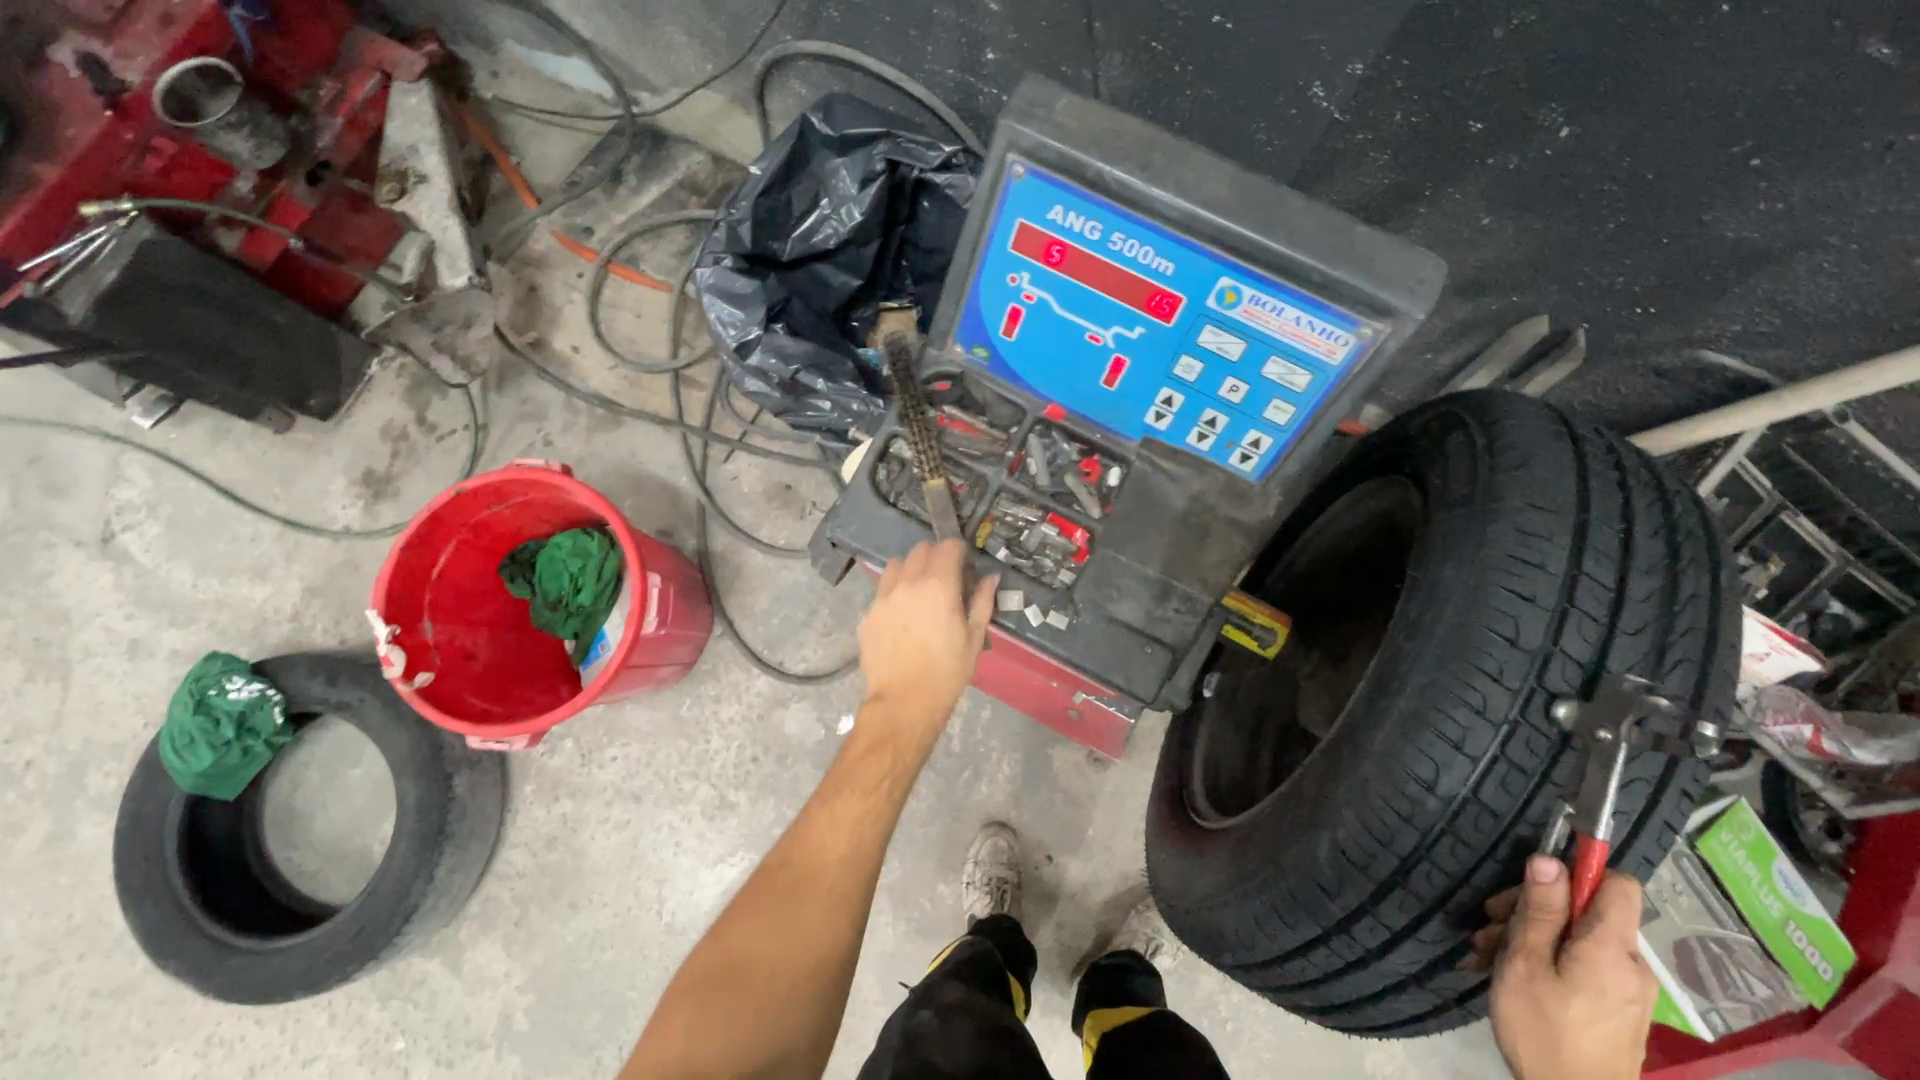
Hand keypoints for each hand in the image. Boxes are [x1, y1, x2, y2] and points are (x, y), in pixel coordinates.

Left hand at [858, 541, 997, 739]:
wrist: (904, 702)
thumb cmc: (947, 673)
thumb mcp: (974, 638)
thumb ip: (982, 602)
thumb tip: (991, 578)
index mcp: (938, 586)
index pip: (948, 546)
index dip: (959, 552)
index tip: (964, 567)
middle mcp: (907, 583)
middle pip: (921, 549)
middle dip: (936, 557)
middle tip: (945, 579)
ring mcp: (882, 597)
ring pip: (896, 565)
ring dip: (911, 569)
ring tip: (919, 592)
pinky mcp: (867, 614)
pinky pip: (882, 590)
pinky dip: (894, 592)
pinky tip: (902, 616)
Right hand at [1474, 856, 1657, 1079]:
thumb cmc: (1544, 1031)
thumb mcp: (1526, 964)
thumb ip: (1541, 911)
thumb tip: (1549, 860)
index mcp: (1612, 947)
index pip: (1619, 883)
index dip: (1581, 871)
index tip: (1536, 882)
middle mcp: (1630, 962)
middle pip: (1588, 910)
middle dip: (1535, 907)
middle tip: (1490, 922)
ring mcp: (1627, 987)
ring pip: (1579, 938)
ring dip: (1532, 935)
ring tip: (1487, 952)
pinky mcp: (1617, 1007)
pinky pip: (1584, 965)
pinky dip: (1548, 960)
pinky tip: (1509, 972)